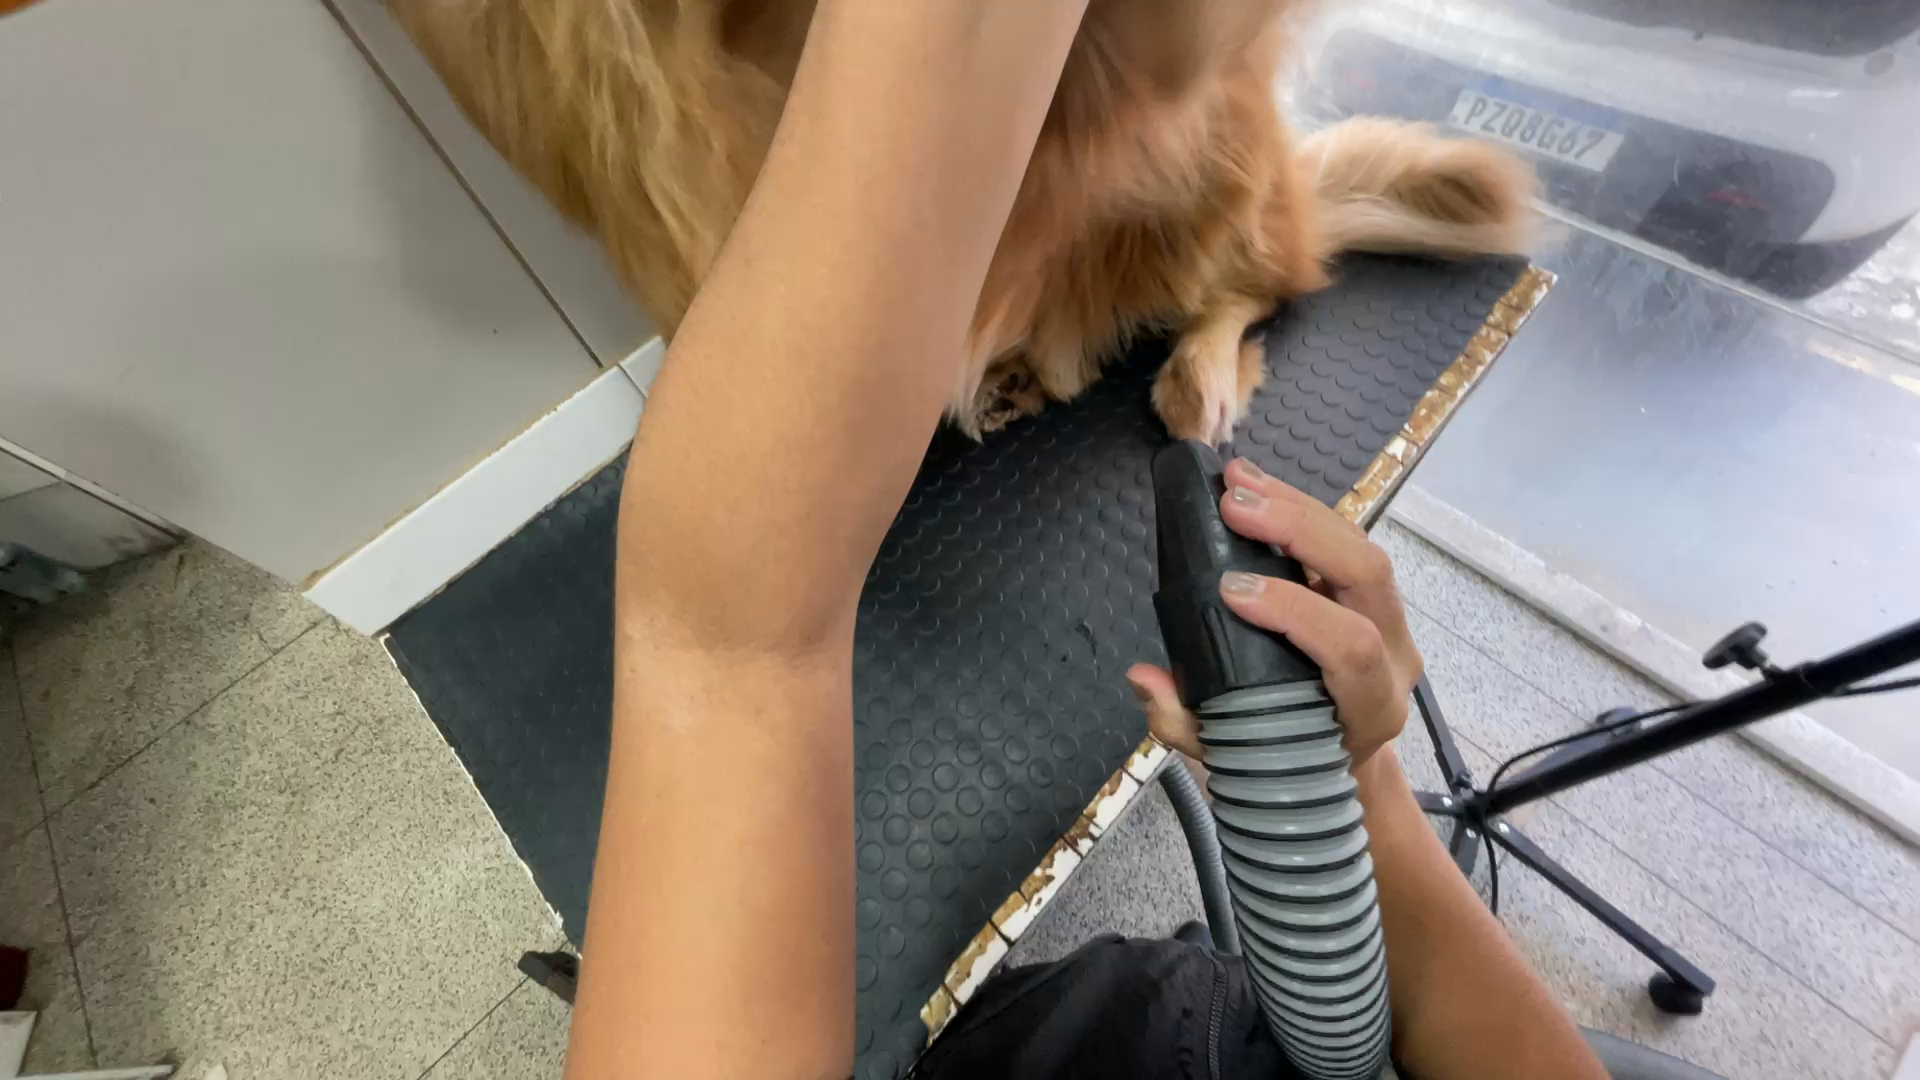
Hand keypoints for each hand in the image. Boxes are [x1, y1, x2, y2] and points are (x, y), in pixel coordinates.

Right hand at [1127, 458, 1422, 770]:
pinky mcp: (1370, 596)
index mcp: (1366, 706)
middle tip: (1233, 504)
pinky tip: (1256, 487)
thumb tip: (1142, 676)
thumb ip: (1180, 723)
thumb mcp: (1227, 754)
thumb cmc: (1284, 760)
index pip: (1349, 648)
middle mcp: (1393, 658)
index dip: (1294, 610)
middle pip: (1368, 575)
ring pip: (1361, 547)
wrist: (1341, 762)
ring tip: (1238, 480)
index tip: (1229, 588)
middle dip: (1300, 531)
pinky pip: (1345, 541)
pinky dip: (1299, 508)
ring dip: (1297, 506)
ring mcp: (1390, 621)